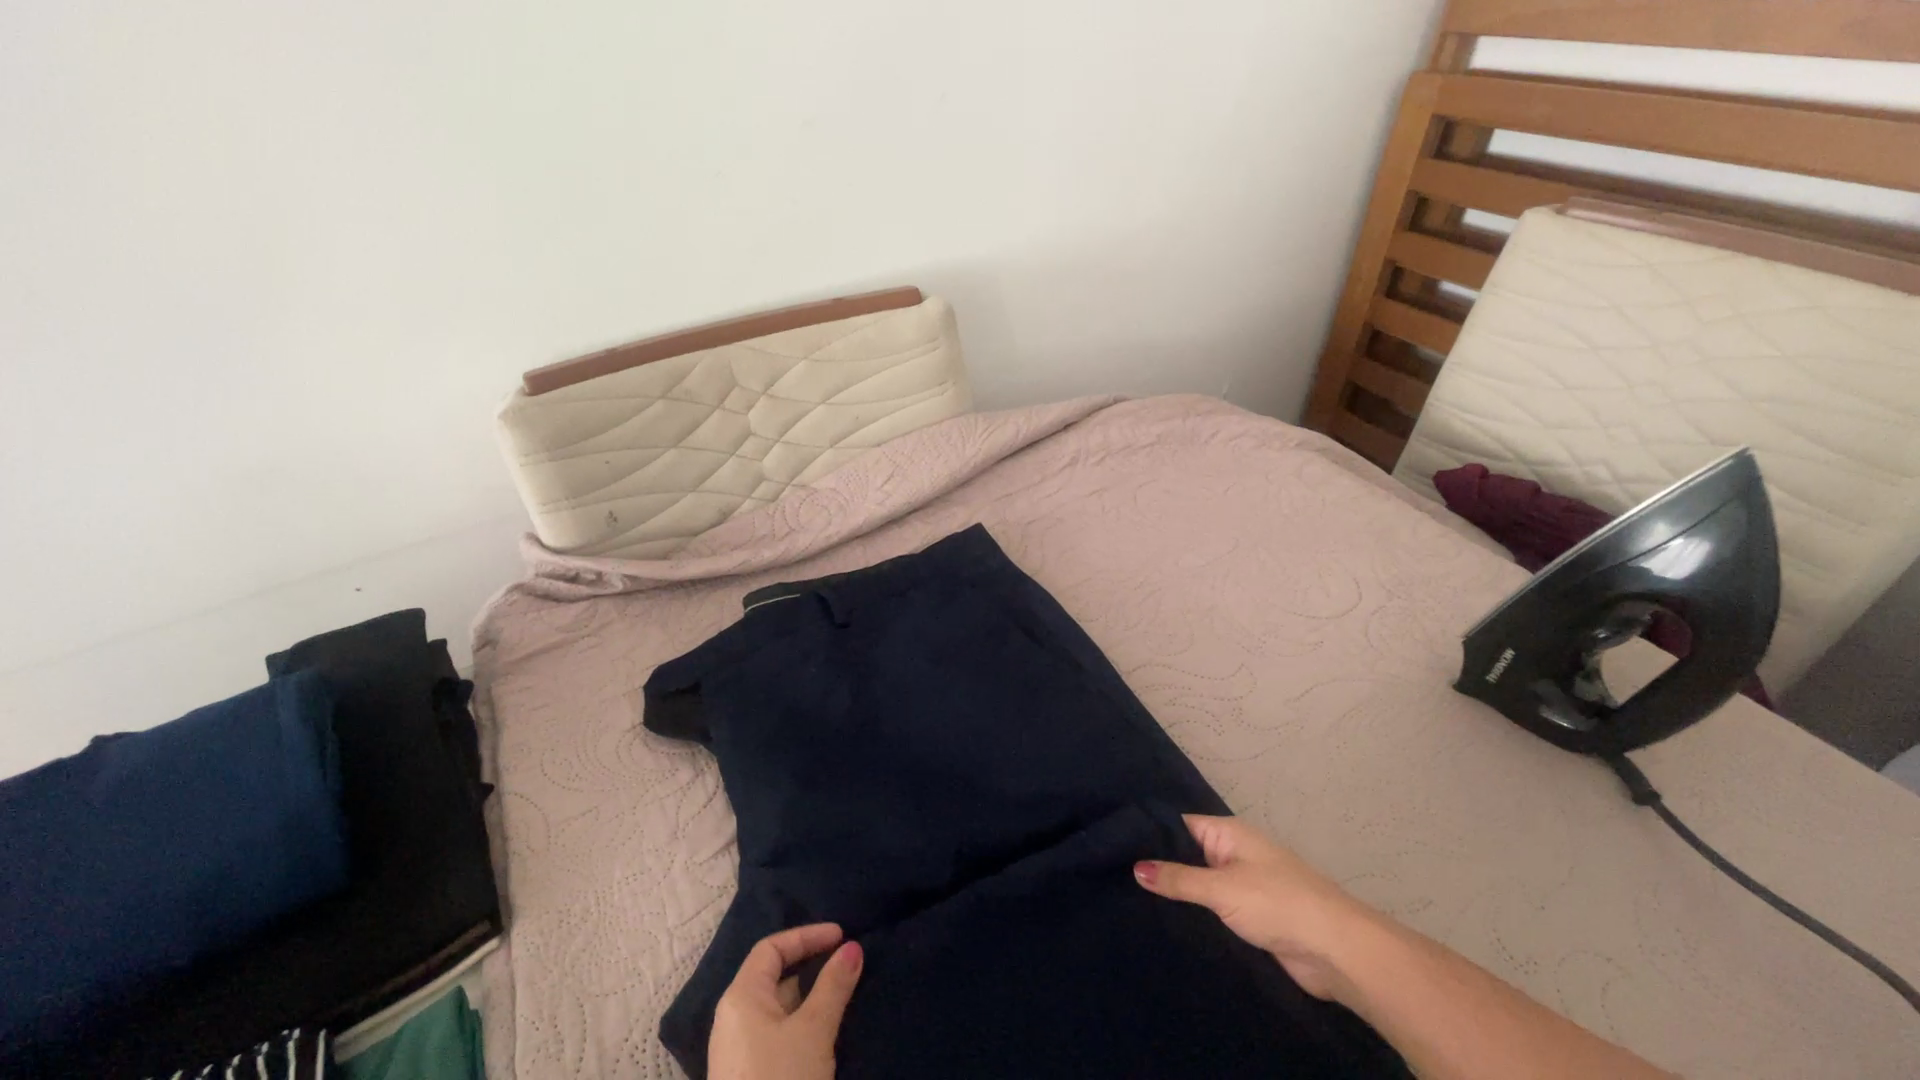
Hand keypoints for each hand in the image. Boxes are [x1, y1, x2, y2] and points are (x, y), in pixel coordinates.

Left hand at [709, 923, 864, 1079]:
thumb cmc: (781, 1079)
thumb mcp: (814, 1030)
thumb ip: (834, 986)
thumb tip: (852, 948)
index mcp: (741, 996)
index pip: (771, 948)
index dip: (807, 936)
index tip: (842, 936)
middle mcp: (734, 1016)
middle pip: (773, 975)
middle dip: (811, 965)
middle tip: (847, 962)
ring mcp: (739, 1047)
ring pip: (778, 1006)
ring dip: (810, 995)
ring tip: (844, 993)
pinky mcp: (749, 1072)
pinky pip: (777, 1030)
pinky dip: (802, 1020)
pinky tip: (826, 1030)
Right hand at [1134, 815, 1369, 1000]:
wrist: (1336, 950)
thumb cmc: (1278, 904)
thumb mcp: (1221, 888)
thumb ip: (1178, 880)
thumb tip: (1135, 867)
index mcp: (1229, 833)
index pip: (1178, 825)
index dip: (1147, 835)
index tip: (1110, 847)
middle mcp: (1233, 854)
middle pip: (1186, 855)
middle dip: (1157, 868)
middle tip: (1111, 878)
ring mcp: (1242, 885)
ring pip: (1198, 885)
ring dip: (1175, 896)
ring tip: (1126, 904)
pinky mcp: (1249, 916)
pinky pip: (1212, 910)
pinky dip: (1193, 916)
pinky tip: (1163, 926)